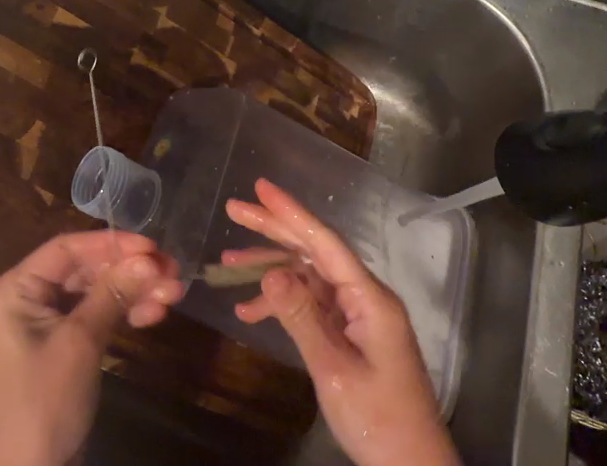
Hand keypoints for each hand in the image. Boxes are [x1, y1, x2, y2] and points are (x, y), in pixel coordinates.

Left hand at [0, 231, 185, 465]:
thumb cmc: (47, 401)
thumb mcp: (81, 342)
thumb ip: (112, 294)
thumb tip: (149, 258)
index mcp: (15, 288)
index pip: (66, 249)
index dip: (110, 244)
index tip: (152, 247)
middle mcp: (26, 297)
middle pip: (84, 269)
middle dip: (128, 270)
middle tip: (172, 270)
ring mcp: (45, 321)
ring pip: (94, 292)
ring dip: (133, 291)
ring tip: (174, 293)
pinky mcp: (62, 343)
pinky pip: (95, 315)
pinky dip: (124, 313)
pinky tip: (155, 314)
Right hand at [224, 179, 460, 465]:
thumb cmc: (378, 419)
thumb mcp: (333, 369)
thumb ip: (301, 317)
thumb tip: (270, 270)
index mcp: (369, 298)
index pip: (325, 242)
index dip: (291, 212)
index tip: (260, 187)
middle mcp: (365, 297)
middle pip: (316, 251)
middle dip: (274, 229)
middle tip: (233, 209)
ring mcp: (359, 315)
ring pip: (309, 277)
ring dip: (271, 270)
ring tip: (228, 264)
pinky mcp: (352, 334)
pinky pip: (313, 305)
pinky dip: (282, 305)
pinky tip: (250, 312)